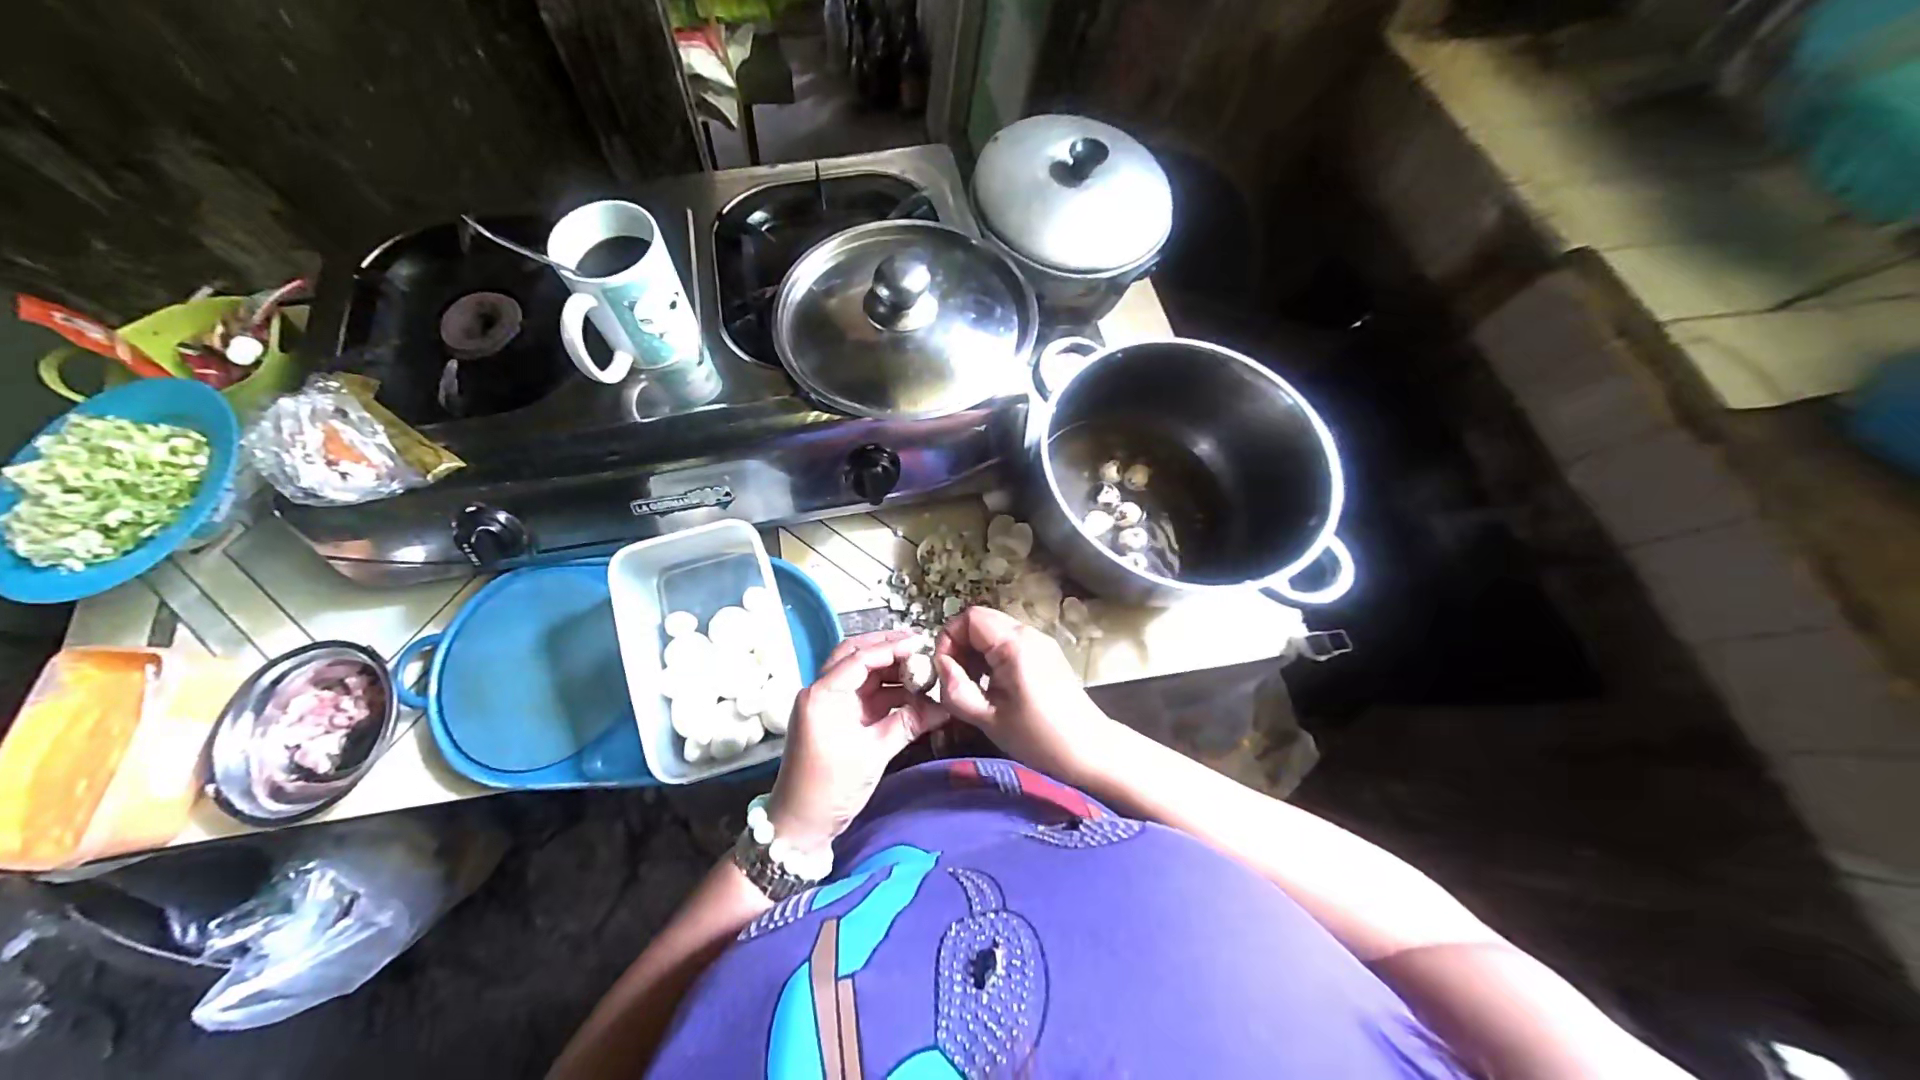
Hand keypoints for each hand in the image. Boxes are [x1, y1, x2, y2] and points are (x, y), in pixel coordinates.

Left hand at [768, 630, 946, 854]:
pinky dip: (889, 692)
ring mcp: (831, 705)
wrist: (801, 825)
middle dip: (889, 650)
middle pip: (857, 657)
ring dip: (891, 671)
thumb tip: (943, 707)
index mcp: (822, 694)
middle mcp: (823, 692)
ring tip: (923, 670)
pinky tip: (913, 694)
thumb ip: (907, 724)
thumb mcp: (873, 754)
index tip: (921, 643)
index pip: (860, 658)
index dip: (892, 647)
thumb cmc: (830, 788)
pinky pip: (866, 695)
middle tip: (920, 647)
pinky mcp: (840, 719)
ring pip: (863, 674)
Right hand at [934, 606, 1115, 783]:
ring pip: (994, 631)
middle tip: (957, 680)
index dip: (949, 639)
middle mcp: (1028, 634)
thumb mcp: (988, 719)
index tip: (945, 670)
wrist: (1090, 750)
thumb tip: (940, 667)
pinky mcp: (1046, 653)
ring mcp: (1040, 641)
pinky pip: (1010, 642)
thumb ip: (955, 690)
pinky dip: (994, 657)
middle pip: (981, 621)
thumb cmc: (1038, 738)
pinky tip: (995, 687)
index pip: (968, 618)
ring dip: (976, 652)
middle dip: (961, 646)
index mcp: (1014, 645)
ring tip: (976, 686)